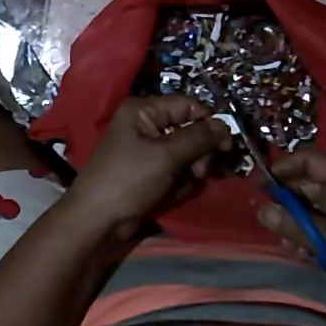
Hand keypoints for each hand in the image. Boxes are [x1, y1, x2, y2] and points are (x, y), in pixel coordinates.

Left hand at [61, 96, 232, 239]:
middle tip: (199, 171)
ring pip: (185, 153)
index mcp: (143, 110)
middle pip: (188, 129)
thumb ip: (197, 138)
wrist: (99, 219)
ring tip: (178, 186)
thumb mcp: (165, 155)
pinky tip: (169, 195)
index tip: (227, 145)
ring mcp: (147, 149)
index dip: (208, 122)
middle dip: (198, 152)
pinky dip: (178, 183)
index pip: (186, 105)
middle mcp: (145, 124)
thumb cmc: (129, 179)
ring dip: (189, 171)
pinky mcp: (149, 171)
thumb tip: (225, 125)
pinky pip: (175, 170)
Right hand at [257, 149, 325, 261]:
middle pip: (311, 180)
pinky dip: (318, 227)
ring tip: (290, 242)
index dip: (280, 170)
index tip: (260, 189)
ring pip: (321, 200)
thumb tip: (261, 210)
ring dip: (301, 217)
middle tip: (271, 221)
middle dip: (288, 200)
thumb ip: (293, 224)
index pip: (306, 158)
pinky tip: (310, 250)